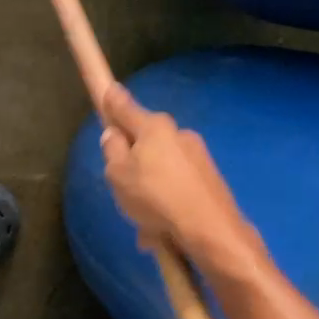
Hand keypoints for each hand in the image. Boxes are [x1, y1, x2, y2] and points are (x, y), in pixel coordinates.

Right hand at [99, 84, 268, 278]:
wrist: (209, 228)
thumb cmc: (155, 196)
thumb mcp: (117, 174)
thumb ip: (112, 150)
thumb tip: (114, 134)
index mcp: (153, 127)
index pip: (125, 107)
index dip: (112, 100)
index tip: (108, 89)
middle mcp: (178, 133)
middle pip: (146, 140)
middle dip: (134, 160)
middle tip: (123, 188)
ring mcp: (197, 155)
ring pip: (162, 166)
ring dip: (151, 186)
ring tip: (144, 218)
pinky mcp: (210, 177)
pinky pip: (178, 184)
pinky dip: (167, 200)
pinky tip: (162, 226)